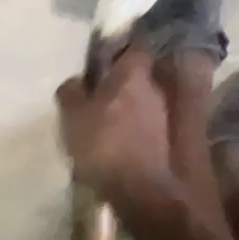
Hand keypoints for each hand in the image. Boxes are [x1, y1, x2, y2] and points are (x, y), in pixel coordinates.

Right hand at [55, 48, 178, 213]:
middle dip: (121, 85)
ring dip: (126, 111)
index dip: (120, 51)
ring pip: (142, 105)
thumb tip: (75, 81)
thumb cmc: (103, 143)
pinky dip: (132, 133)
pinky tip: (114, 148)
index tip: (102, 61)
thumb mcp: (72, 116)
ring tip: (102, 127)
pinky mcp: (166, 144)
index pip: (135, 48)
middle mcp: (155, 90)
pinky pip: (145, 129)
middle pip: (139, 78)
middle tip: (96, 97)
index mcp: (134, 75)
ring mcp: (164, 118)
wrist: (140, 191)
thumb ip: (72, 92)